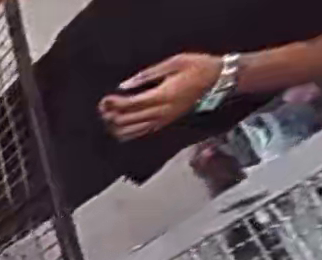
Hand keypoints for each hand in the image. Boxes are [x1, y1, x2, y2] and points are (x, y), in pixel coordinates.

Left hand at [98, 53, 224, 141]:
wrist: (217, 81)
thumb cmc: (198, 67)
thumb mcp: (175, 62)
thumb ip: (148, 75)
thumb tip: (124, 85)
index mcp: (162, 96)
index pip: (129, 106)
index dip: (113, 104)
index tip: (105, 100)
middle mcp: (158, 113)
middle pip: (124, 121)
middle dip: (109, 115)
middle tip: (104, 106)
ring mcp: (159, 122)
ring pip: (127, 132)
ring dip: (113, 126)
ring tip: (109, 115)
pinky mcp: (160, 126)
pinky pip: (136, 135)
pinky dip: (122, 132)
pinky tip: (117, 125)